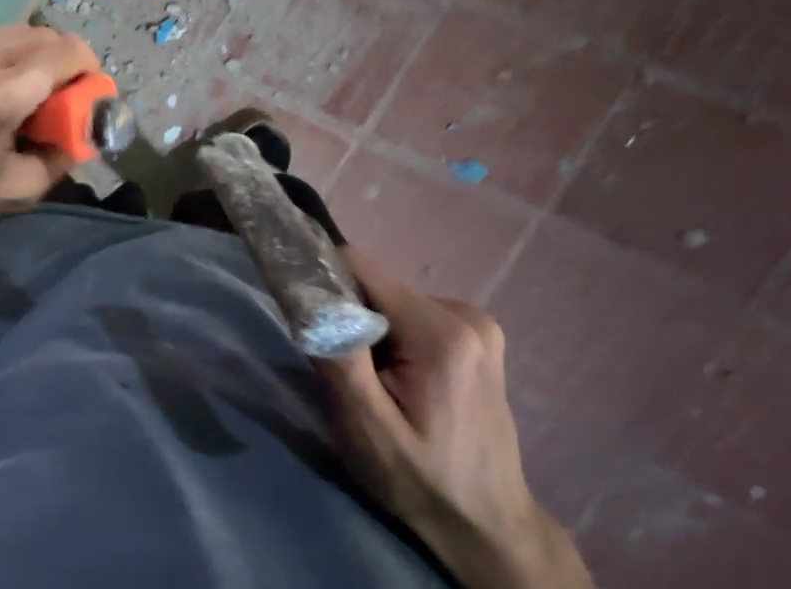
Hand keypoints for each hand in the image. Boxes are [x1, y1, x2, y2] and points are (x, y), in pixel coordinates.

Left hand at [0, 23, 96, 243]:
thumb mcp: (21, 189)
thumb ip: (62, 155)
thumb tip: (85, 130)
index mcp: (0, 96)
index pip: (66, 52)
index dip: (88, 68)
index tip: (87, 91)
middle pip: (43, 35)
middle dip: (62, 60)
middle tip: (58, 93)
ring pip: (13, 30)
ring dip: (31, 51)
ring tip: (25, 85)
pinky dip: (0, 49)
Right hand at [315, 250, 591, 587]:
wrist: (485, 524)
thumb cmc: (419, 477)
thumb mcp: (363, 421)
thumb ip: (335, 351)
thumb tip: (304, 292)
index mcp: (441, 331)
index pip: (359, 266)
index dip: (321, 282)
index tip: (307, 321)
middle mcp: (467, 315)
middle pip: (373, 284)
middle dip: (347, 316)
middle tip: (347, 371)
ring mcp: (477, 325)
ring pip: (388, 299)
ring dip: (367, 329)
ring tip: (373, 381)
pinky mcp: (476, 337)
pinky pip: (409, 313)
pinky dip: (390, 337)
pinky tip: (397, 380)